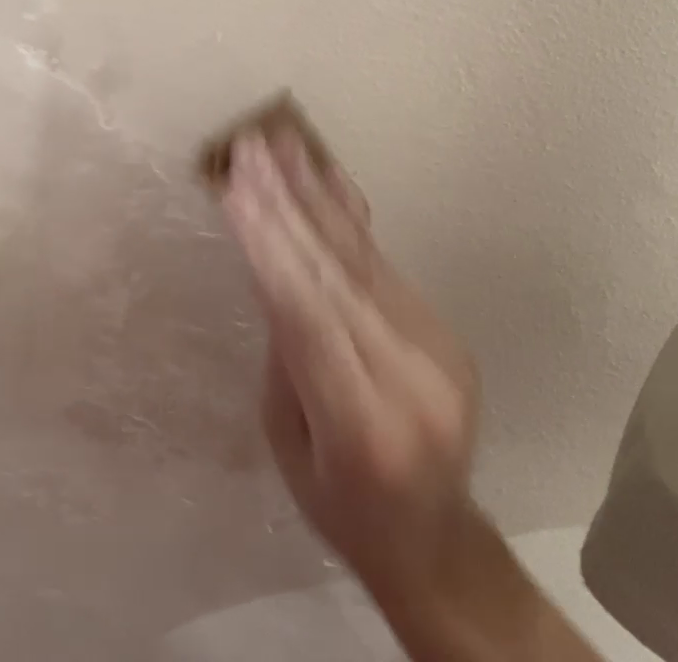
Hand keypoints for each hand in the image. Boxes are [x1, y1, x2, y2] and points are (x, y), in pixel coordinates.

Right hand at [218, 130, 480, 596]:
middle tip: (254, 146)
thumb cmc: (338, 504)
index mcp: (363, 421)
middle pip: (338, 275)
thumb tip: (277, 274)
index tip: (236, 189)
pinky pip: (384, 265)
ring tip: (285, 142)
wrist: (431, 533)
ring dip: (317, 195)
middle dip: (288, 203)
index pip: (307, 315)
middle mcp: (411, 377)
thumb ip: (288, 357)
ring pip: (364, 259)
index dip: (270, 247)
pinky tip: (324, 178)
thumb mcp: (288, 443)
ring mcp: (437, 349)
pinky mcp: (442, 329)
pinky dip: (348, 217)